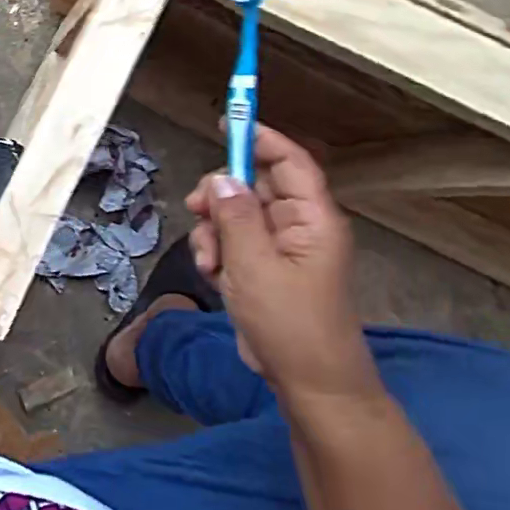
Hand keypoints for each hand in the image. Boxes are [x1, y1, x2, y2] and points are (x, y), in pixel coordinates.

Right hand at [183, 124, 373, 397]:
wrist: (310, 386)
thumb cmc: (290, 325)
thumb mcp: (254, 266)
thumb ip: (236, 217)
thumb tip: (222, 179)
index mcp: (312, 218)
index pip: (289, 161)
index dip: (261, 138)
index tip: (228, 123)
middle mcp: (300, 226)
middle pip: (257, 186)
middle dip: (223, 196)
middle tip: (197, 207)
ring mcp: (283, 250)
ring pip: (239, 216)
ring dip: (216, 231)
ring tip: (208, 260)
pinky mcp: (267, 271)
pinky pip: (237, 244)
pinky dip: (219, 253)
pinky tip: (212, 274)